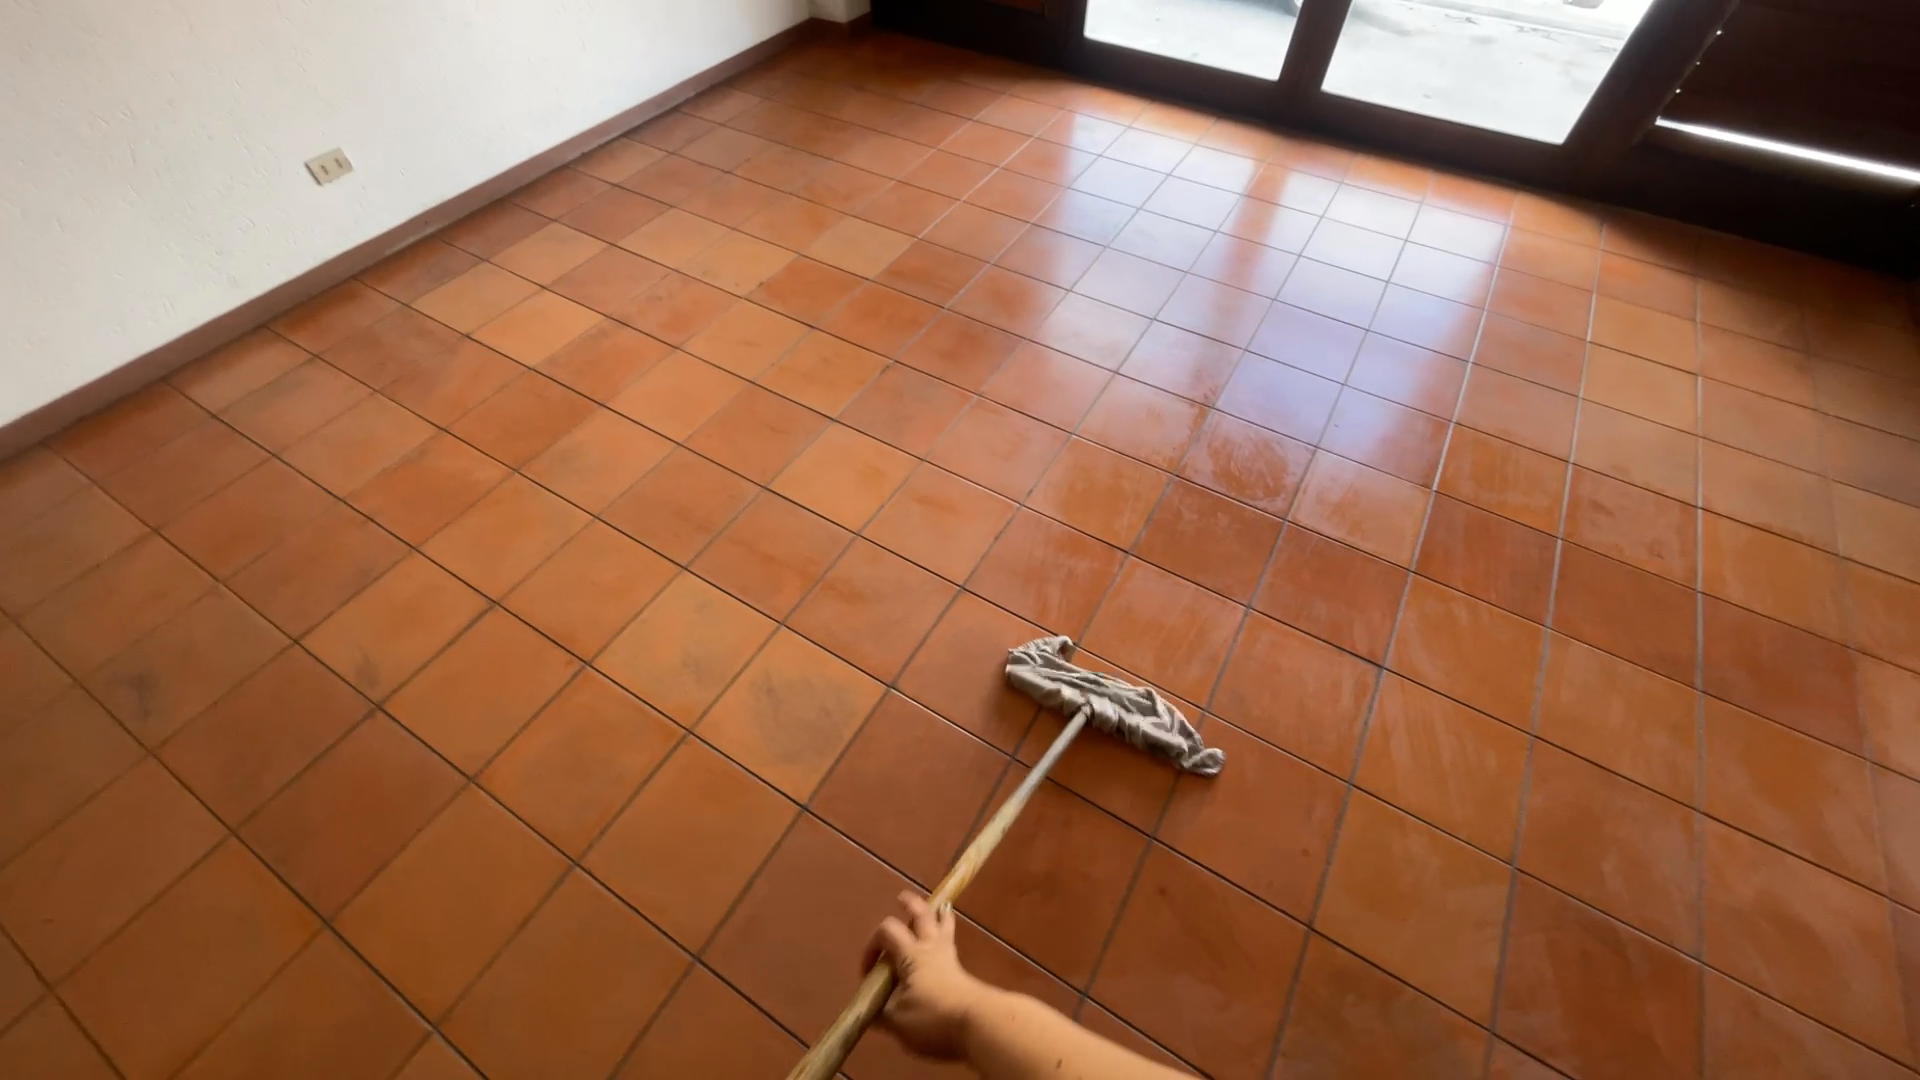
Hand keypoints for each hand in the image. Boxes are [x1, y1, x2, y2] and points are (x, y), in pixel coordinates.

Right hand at [862, 891, 993, 1060]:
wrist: (976, 1022)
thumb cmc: (933, 1018)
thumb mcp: (899, 1023)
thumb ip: (881, 1015)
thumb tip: (868, 1012)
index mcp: (911, 954)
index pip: (887, 931)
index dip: (872, 945)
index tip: (868, 972)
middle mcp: (930, 947)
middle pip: (922, 913)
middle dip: (910, 904)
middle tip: (901, 899)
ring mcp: (948, 955)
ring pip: (942, 922)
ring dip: (935, 913)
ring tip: (934, 907)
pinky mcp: (959, 968)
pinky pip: (950, 940)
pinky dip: (945, 932)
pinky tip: (943, 940)